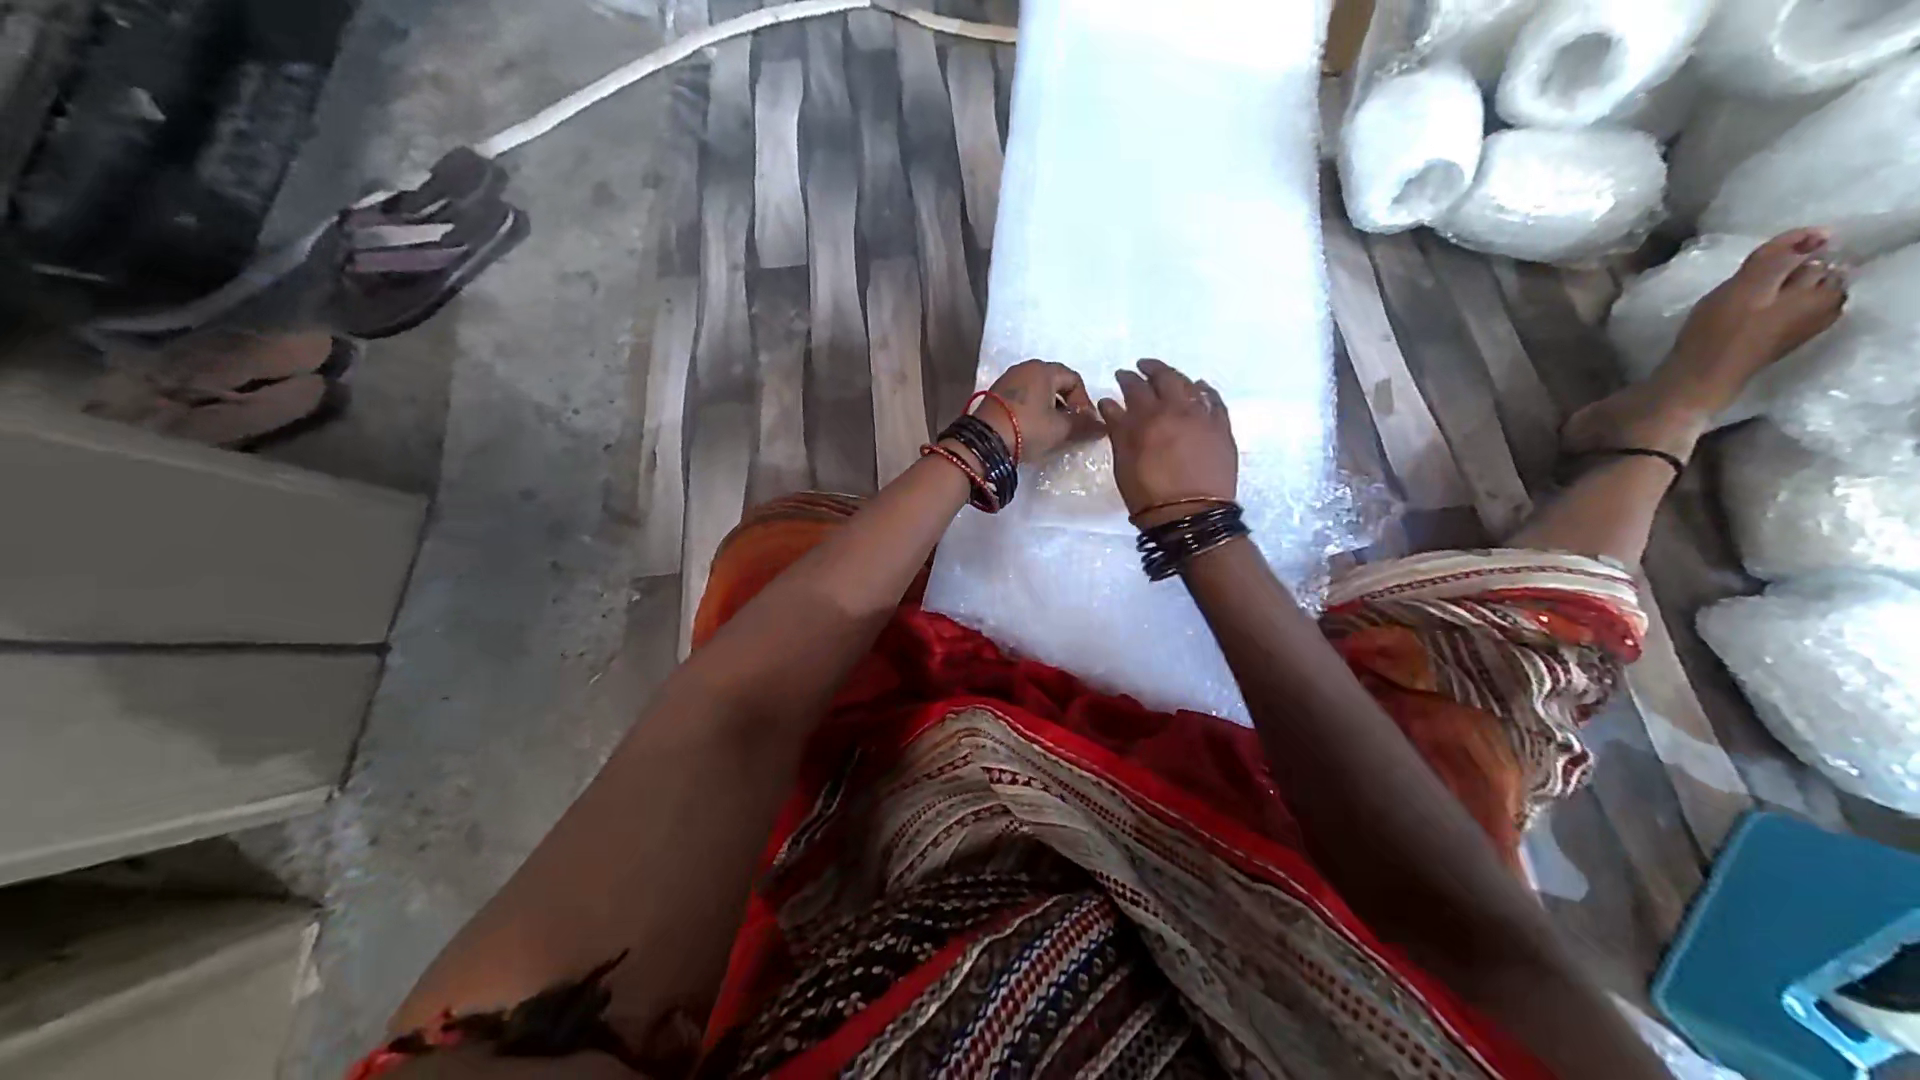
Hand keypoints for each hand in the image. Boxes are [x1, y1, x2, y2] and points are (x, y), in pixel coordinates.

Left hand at [976, 359, 1101, 461]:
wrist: (985, 441)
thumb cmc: (1028, 428)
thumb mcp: (1060, 429)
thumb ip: (1084, 426)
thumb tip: (1103, 426)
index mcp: (1043, 369)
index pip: (1074, 380)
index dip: (1084, 402)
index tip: (1085, 423)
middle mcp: (1024, 368)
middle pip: (1055, 383)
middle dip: (1067, 404)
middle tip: (1071, 426)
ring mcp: (1007, 380)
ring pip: (1038, 391)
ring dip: (1050, 408)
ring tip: (1052, 429)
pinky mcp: (995, 394)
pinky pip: (1023, 397)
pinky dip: (1033, 410)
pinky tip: (1033, 428)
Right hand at [1098, 359, 1236, 525]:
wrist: (1192, 516)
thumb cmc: (1148, 495)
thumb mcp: (1124, 462)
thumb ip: (1118, 429)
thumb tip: (1110, 403)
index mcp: (1148, 417)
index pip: (1134, 387)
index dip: (1126, 379)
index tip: (1121, 375)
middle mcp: (1177, 409)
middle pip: (1165, 378)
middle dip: (1151, 369)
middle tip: (1143, 366)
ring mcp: (1203, 417)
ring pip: (1189, 384)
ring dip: (1176, 377)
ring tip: (1168, 376)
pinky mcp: (1222, 429)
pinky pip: (1214, 400)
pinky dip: (1204, 390)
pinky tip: (1199, 388)